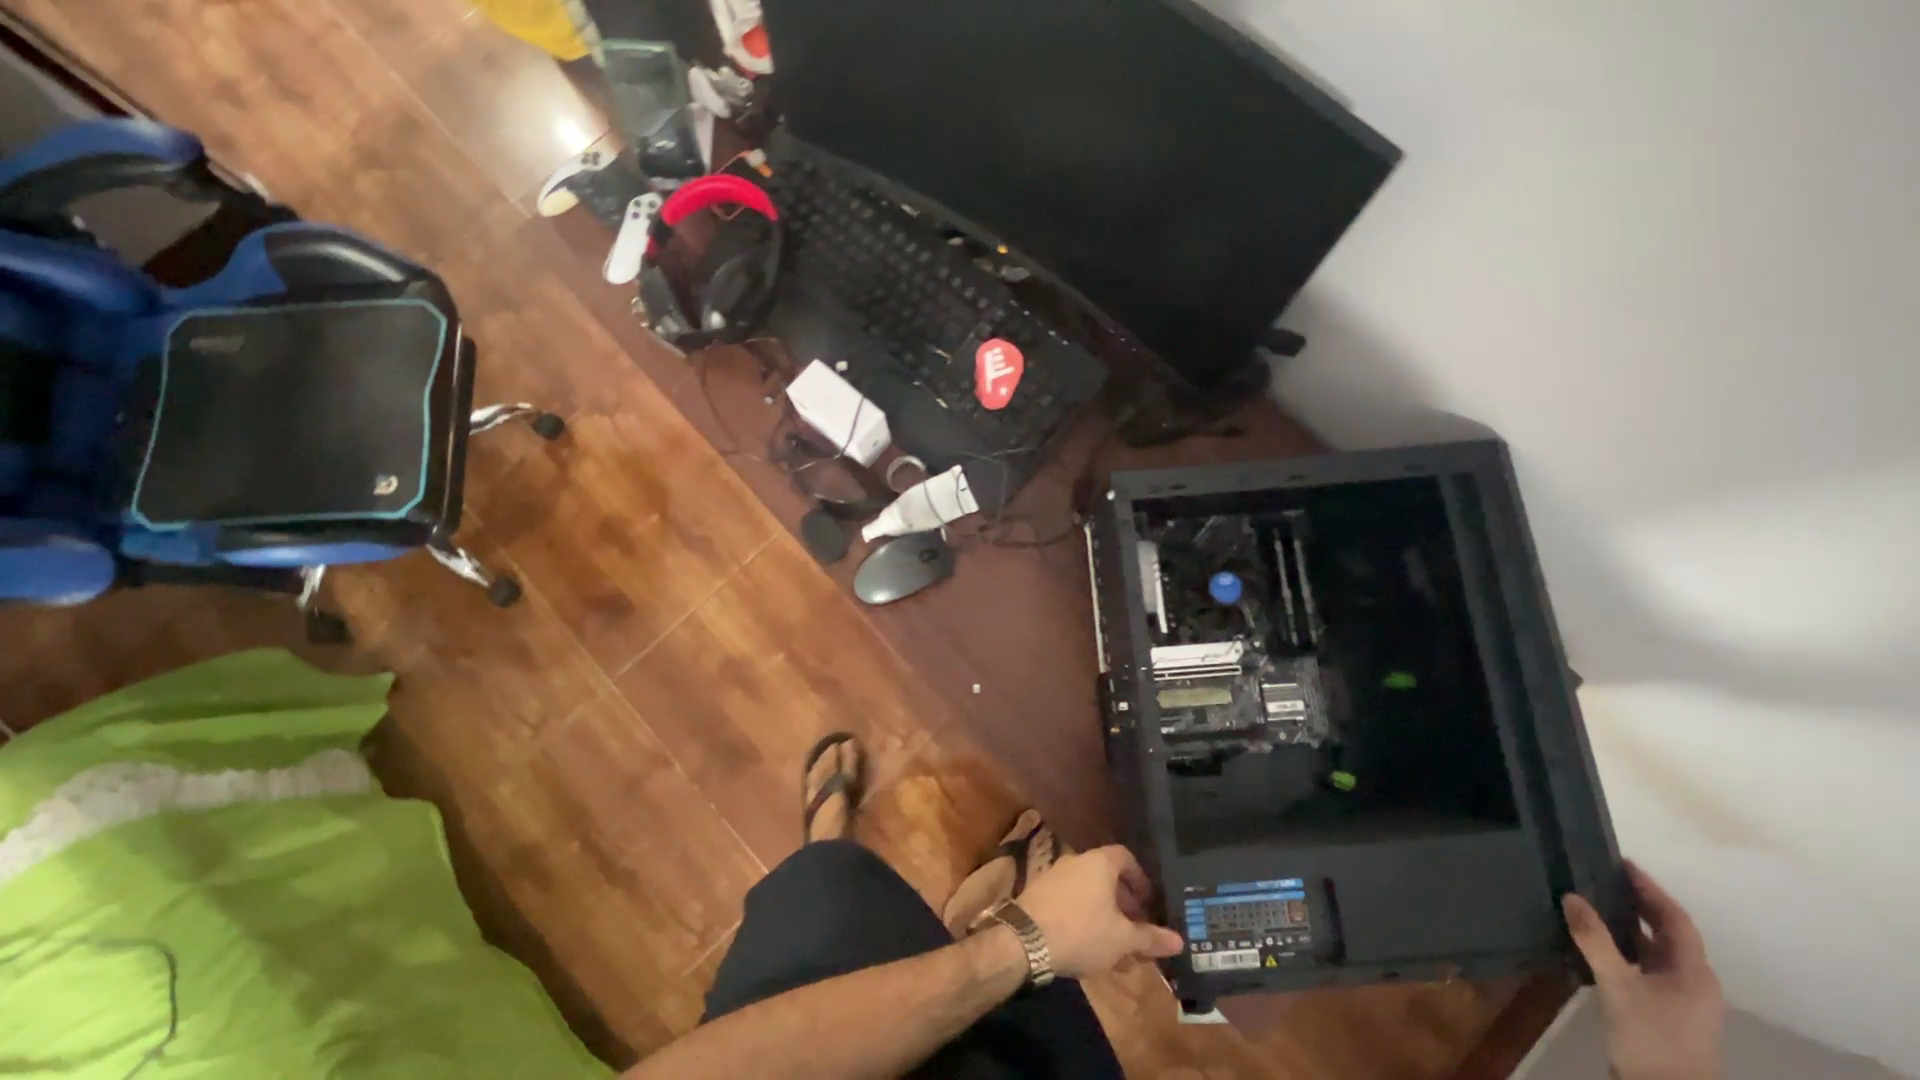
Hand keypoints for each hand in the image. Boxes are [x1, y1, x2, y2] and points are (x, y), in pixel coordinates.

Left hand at [1018, 845, 1184, 979]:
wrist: (1024, 940)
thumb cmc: (1082, 931)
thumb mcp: (1122, 939)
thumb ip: (1150, 938)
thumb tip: (1179, 941)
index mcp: (1099, 863)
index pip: (1126, 858)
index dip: (1141, 879)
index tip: (1150, 902)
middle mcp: (1076, 862)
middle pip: (1107, 879)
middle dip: (1125, 906)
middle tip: (1137, 929)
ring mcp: (1054, 877)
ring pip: (1089, 896)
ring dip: (1106, 919)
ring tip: (1118, 951)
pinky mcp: (1038, 896)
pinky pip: (1070, 905)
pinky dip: (1085, 922)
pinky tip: (1091, 953)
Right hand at [1564, 860, 1724, 1079]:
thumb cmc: (1651, 1037)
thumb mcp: (1618, 986)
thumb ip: (1596, 941)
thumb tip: (1572, 896)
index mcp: (1693, 971)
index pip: (1675, 919)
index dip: (1651, 889)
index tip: (1623, 864)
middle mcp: (1693, 982)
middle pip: (1668, 934)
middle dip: (1640, 905)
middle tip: (1605, 879)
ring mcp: (1681, 1001)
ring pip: (1656, 953)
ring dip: (1631, 929)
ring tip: (1597, 906)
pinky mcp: (1665, 1014)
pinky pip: (1646, 970)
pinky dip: (1626, 952)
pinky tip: (1600, 950)